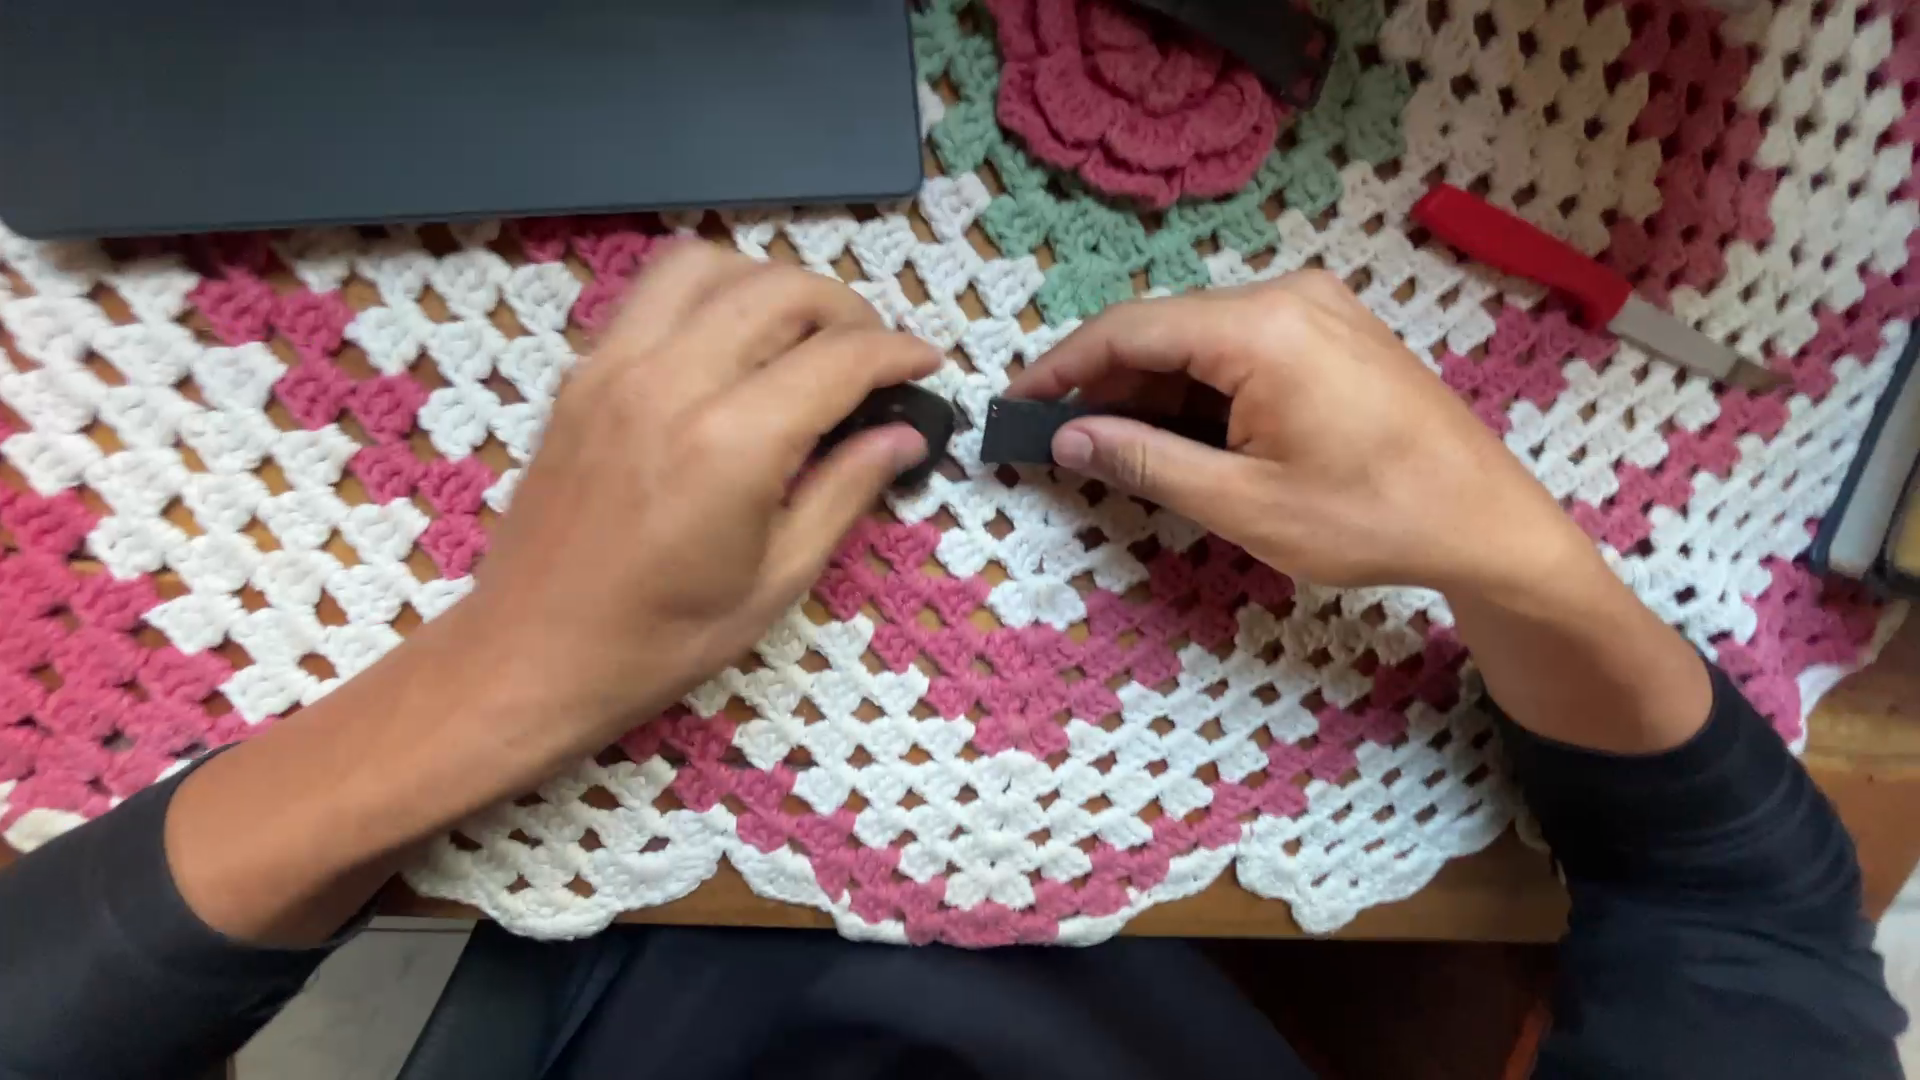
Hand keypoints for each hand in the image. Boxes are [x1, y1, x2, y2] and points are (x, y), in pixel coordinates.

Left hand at [462, 241, 940, 746]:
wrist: (532, 654)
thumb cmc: (667, 637)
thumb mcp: (779, 578)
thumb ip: (846, 490)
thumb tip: (906, 437)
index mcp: (732, 444)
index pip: (837, 360)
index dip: (897, 353)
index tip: (928, 363)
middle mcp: (672, 381)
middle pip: (782, 291)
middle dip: (849, 310)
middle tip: (876, 355)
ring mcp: (616, 366)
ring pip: (713, 267)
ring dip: (778, 285)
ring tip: (807, 334)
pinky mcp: (583, 372)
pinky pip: (656, 291)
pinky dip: (715, 292)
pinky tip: (736, 340)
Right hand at [1007, 270, 1588, 593]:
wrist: (1488, 524)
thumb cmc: (1367, 520)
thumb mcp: (1241, 503)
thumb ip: (1144, 461)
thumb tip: (1065, 436)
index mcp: (1261, 330)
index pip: (1129, 331)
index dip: (1061, 366)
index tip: (1014, 402)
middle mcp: (1284, 298)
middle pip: (1160, 332)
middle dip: (1102, 385)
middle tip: (1056, 438)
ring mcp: (1311, 311)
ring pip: (1195, 345)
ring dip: (1146, 394)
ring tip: (1107, 447)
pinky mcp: (1326, 334)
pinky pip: (1234, 353)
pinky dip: (1192, 394)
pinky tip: (1173, 434)